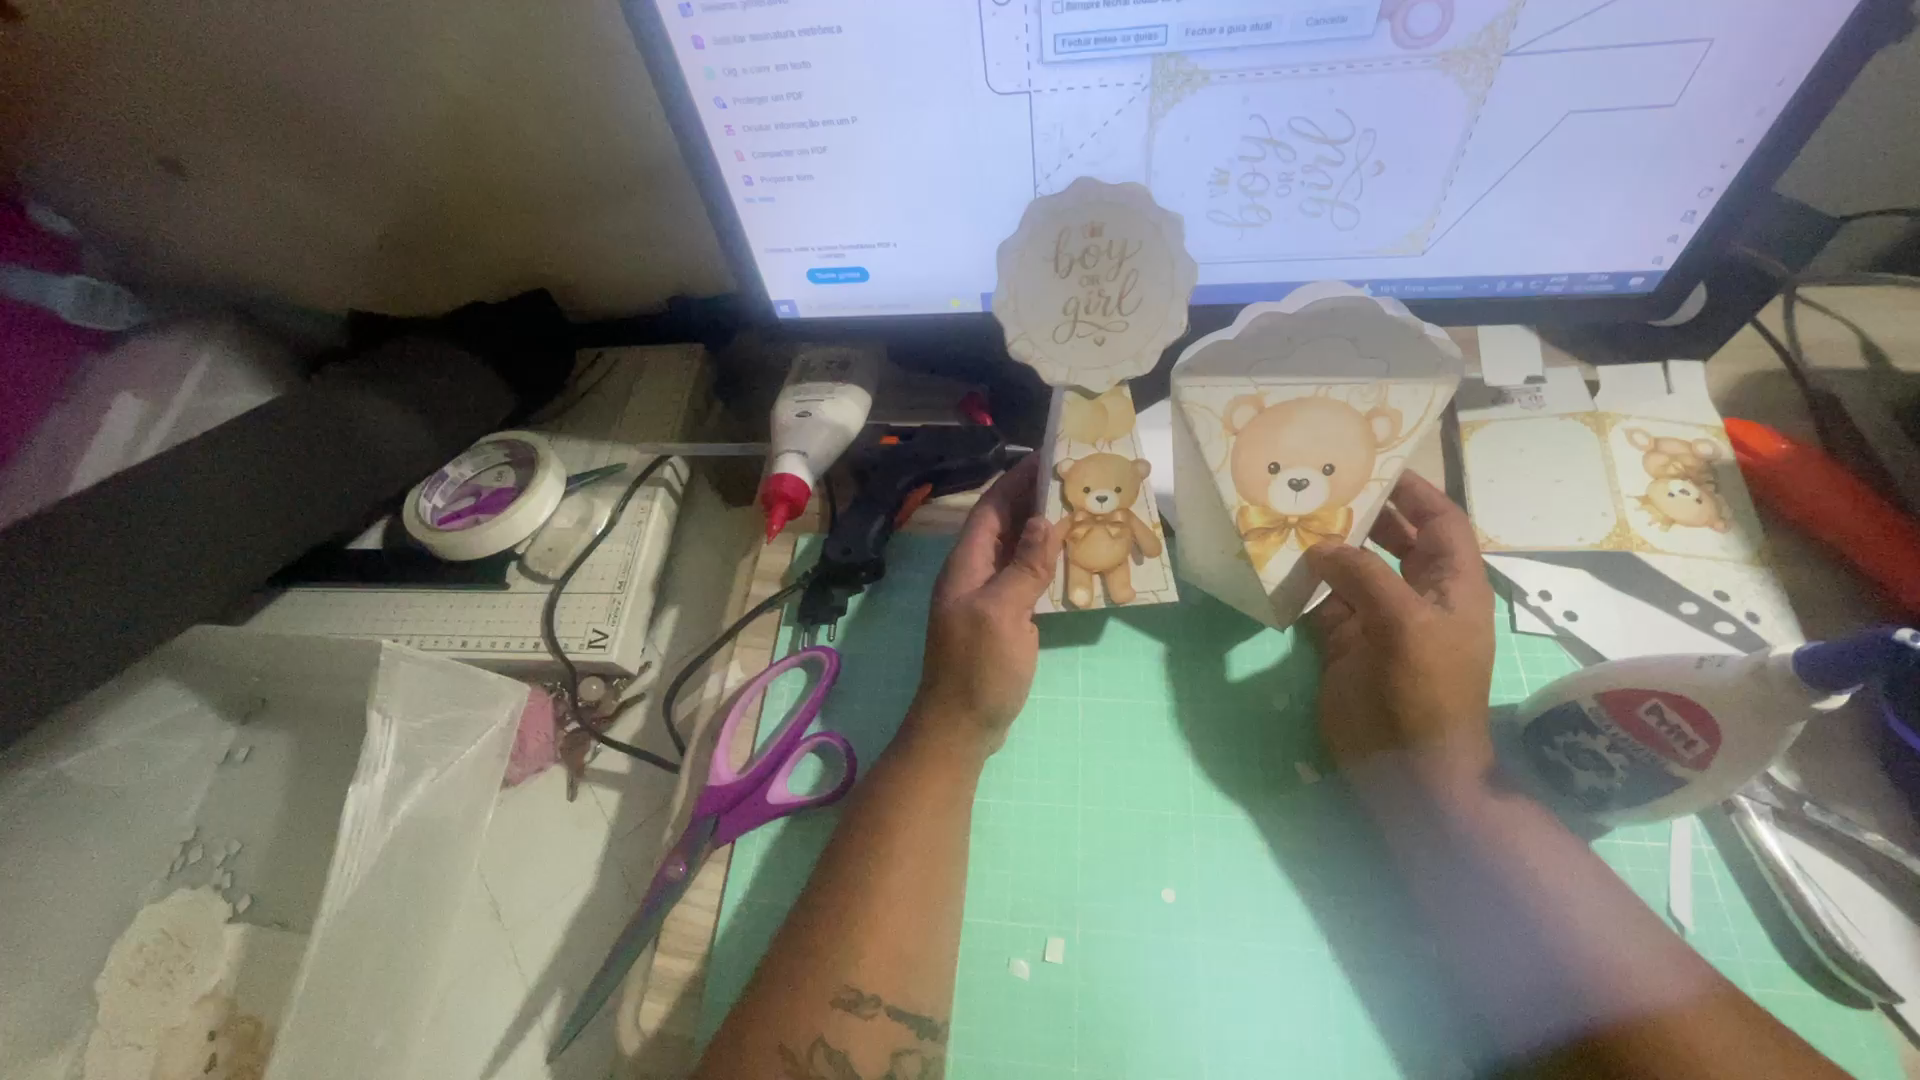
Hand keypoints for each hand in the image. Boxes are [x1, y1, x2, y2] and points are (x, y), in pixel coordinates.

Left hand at [911, 454, 1060, 757]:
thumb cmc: (977, 669)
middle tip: (1075, 480)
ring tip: (1082, 510)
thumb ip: (1023, 567)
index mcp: (966, 564)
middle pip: (1004, 525)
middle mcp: (975, 573)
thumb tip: (1045, 520)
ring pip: (1017, 551)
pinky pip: (1026, 579)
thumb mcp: (1001, 614)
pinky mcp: (1003, 619)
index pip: (991, 508)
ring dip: (1044, 530)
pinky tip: (1074, 561)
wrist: (961, 726)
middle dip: (1034, 500)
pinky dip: (1047, 564)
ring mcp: (988, 597)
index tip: (1047, 456)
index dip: (1015, 481)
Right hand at [1304, 471, 1495, 796]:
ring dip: (1326, 545)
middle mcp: (1416, 594)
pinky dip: (1302, 582)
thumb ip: (1365, 576)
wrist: (1407, 766)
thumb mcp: (1406, 624)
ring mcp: (1377, 618)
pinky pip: (1321, 600)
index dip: (1416, 492)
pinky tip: (1277, 563)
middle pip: (1393, 539)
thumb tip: (1321, 545)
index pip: (1441, 522)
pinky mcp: (1343, 640)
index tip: (1376, 464)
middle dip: (1364, 512)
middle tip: (1320, 484)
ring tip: (1291, 514)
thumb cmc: (1426, 692)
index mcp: (1451, 585)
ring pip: (1352, 567)